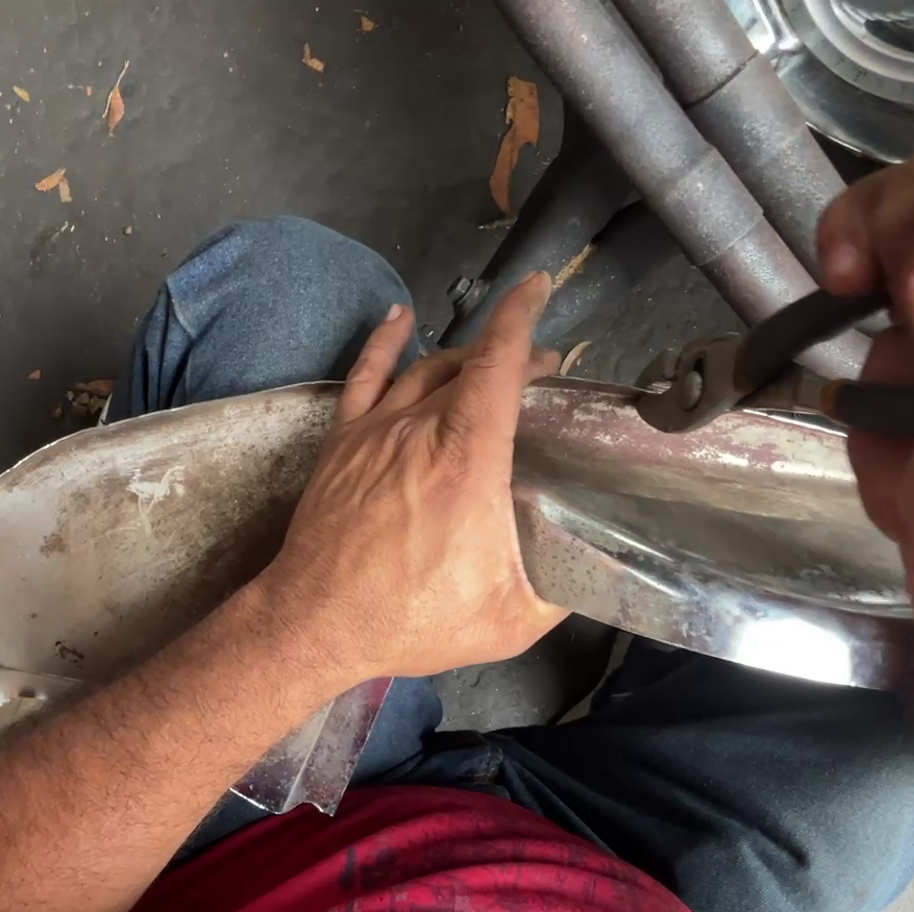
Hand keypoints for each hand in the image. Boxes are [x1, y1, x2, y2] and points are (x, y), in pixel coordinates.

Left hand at [249, 275, 569, 682]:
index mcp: (467, 460)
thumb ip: (561, 588)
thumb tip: (596, 567)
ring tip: (489, 360)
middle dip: (508, 355)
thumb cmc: (412, 619)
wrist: (317, 621)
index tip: (538, 288)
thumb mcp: (509, 619)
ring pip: (424, 370)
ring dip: (463, 357)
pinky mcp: (341, 442)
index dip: (521, 319)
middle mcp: (419, 429)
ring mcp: (374, 430)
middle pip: (468, 366)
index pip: (498, 365)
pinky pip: (365, 376)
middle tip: (537, 369)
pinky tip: (399, 319)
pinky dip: (385, 343)